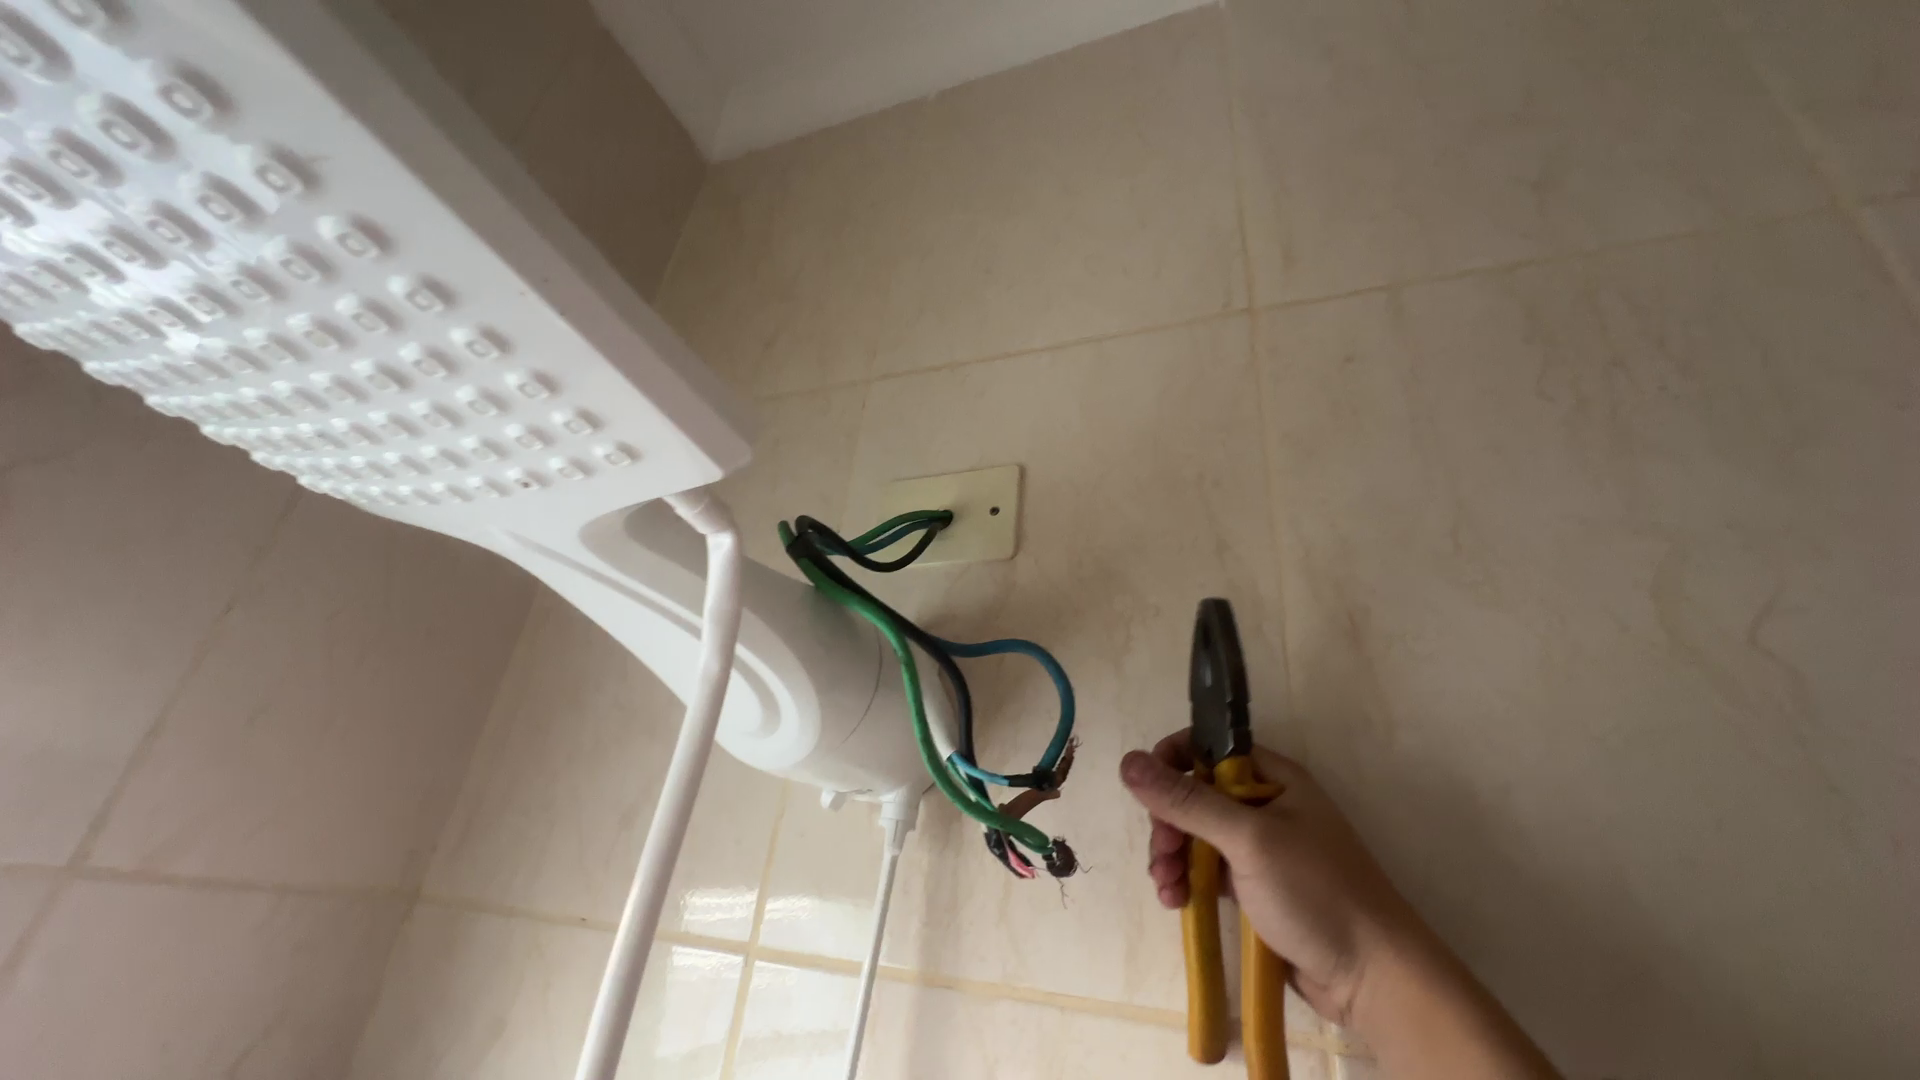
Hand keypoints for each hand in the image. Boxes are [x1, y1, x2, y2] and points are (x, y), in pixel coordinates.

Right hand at [1120, 731, 1419, 1027]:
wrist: (1371, 977)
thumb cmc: (1316, 893)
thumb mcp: (1248, 840)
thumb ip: (1187, 801)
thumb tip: (1129, 761)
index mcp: (1274, 778)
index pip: (1210, 748)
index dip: (1174, 761)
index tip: (1146, 788)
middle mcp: (1265, 805)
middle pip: (1195, 795)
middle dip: (1168, 822)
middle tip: (1163, 854)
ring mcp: (1260, 848)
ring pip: (1195, 836)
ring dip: (1172, 857)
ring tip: (1167, 888)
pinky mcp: (1254, 887)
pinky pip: (1206, 871)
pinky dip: (1186, 882)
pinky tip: (1176, 903)